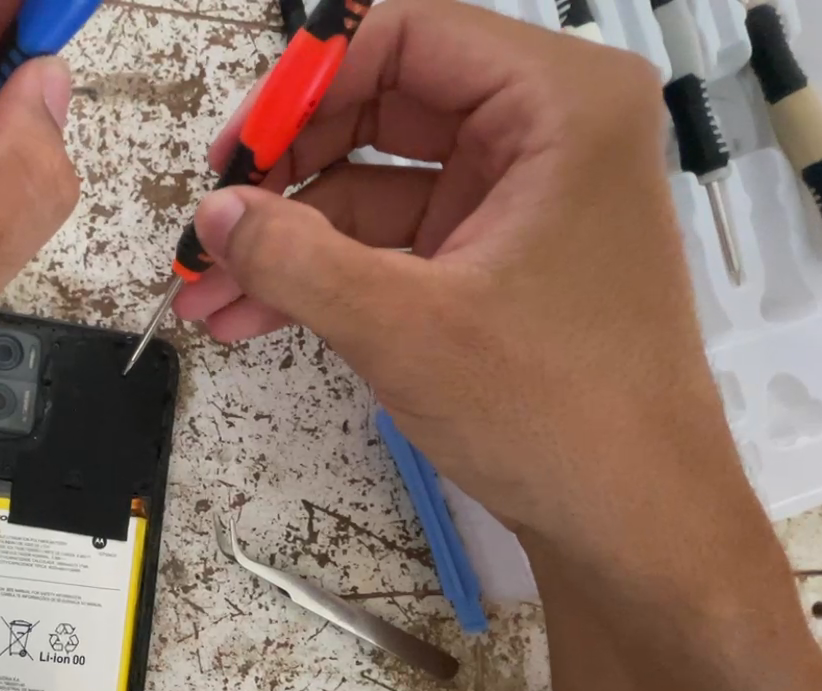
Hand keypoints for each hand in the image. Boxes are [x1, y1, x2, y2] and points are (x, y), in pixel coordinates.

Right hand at [176, 0, 754, 559]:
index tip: (228, 158)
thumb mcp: (400, 325)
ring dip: (280, 247)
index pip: (406, 41)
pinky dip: (314, 282)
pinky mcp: (478, 267)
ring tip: (201, 299)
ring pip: (364, 195)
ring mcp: (504, 207)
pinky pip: (379, 252)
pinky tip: (246, 319)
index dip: (302, 86)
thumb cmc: (538, 404)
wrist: (620, 512)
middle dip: (278, 181)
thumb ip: (295, 259)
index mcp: (555, 106)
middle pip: (375, 116)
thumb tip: (210, 215)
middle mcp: (536, 137)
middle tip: (205, 235)